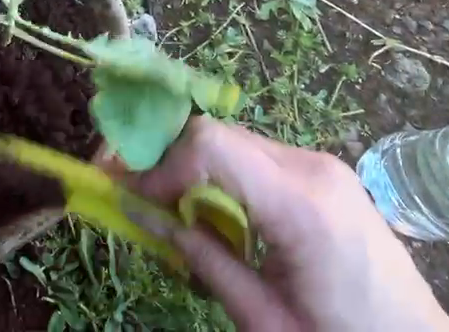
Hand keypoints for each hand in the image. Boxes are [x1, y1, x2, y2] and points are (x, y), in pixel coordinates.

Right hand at [128, 118, 448, 331]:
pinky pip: (252, 156)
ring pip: (228, 140)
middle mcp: (313, 168)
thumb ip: (201, 259)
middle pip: (214, 135)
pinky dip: (218, 174)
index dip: (159, 165)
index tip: (130, 196)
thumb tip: (135, 210)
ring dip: (188, 166)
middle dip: (163, 159)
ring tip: (163, 203)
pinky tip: (208, 209)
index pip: (210, 146)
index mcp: (304, 207)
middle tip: (127, 190)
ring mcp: (321, 165)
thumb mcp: (266, 322)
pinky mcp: (322, 173)